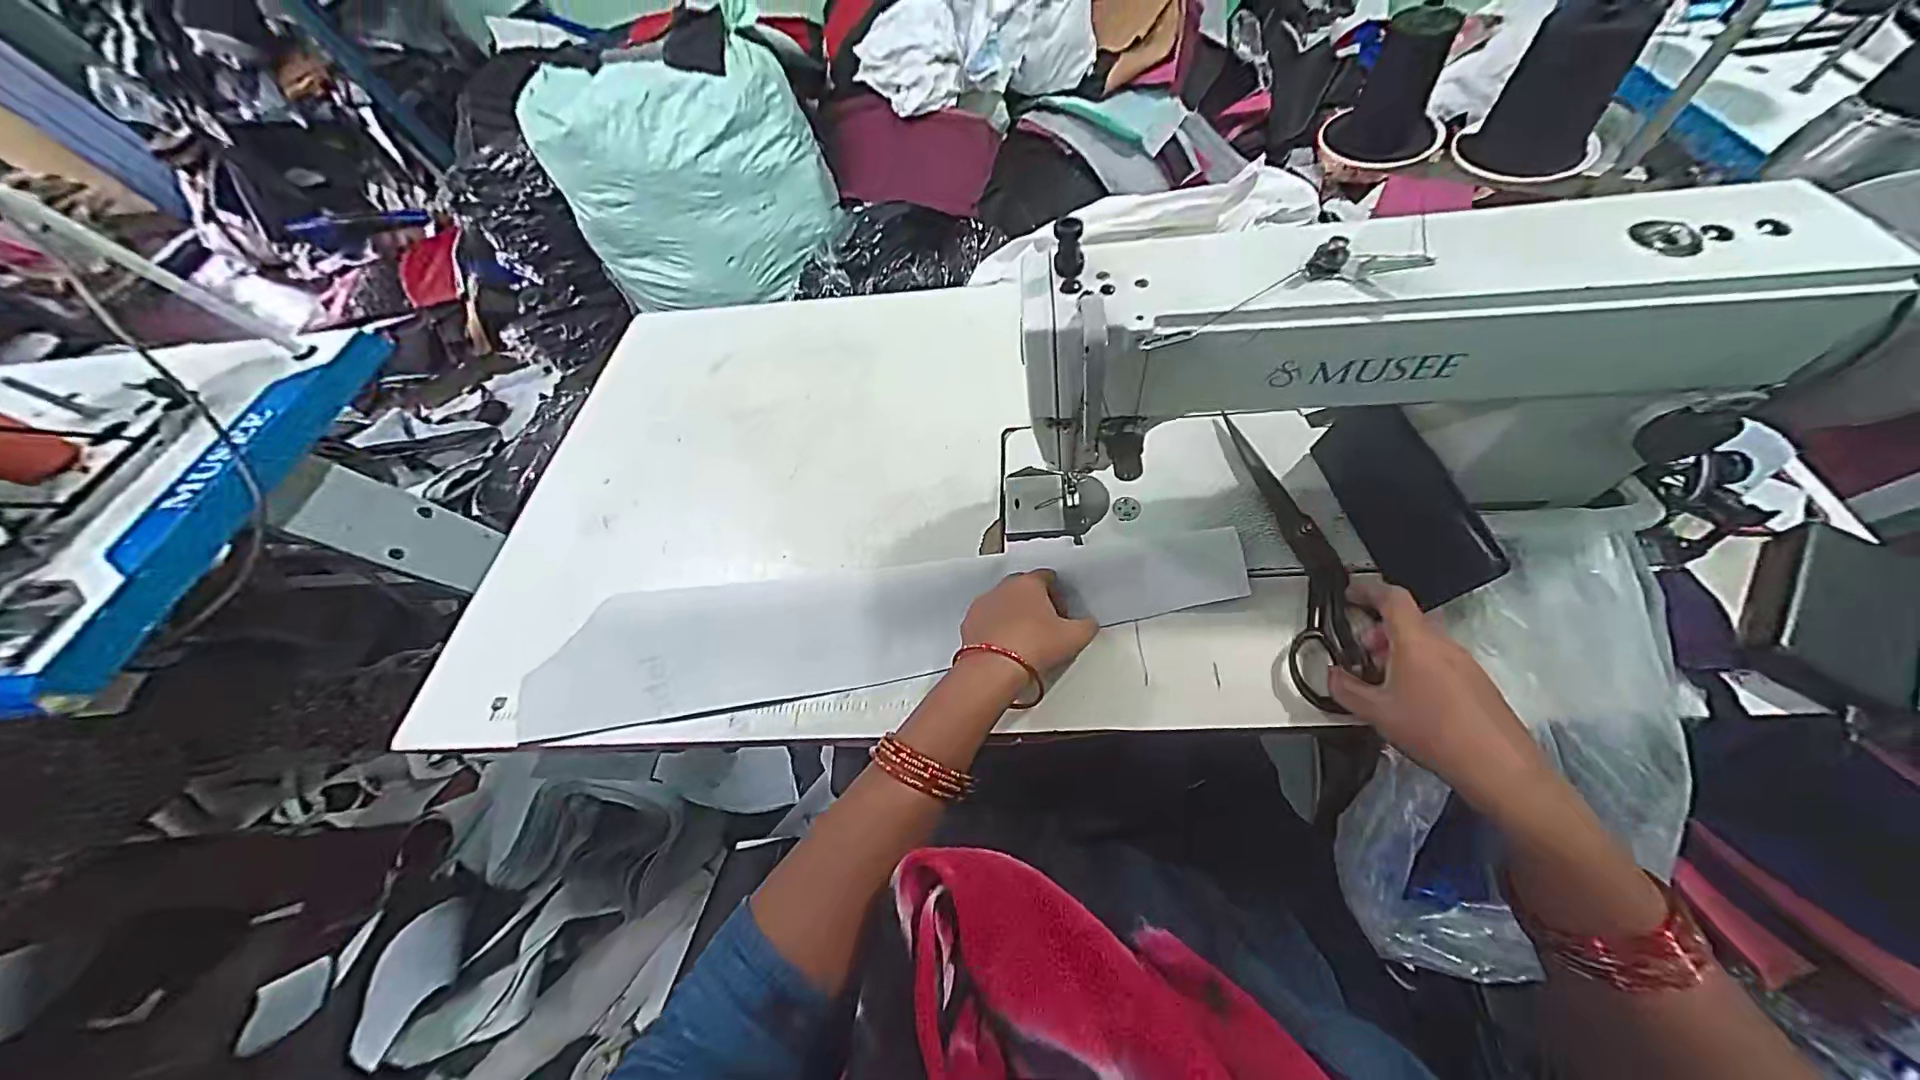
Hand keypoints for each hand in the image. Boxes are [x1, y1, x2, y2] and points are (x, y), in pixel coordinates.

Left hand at [961, 570, 1098, 674]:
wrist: (995, 668)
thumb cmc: (1031, 646)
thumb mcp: (1074, 637)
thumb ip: (1086, 625)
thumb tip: (1087, 625)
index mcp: (1029, 583)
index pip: (1047, 577)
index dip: (1058, 593)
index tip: (1062, 610)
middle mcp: (1003, 588)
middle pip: (1023, 588)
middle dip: (1035, 603)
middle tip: (1046, 625)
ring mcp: (984, 604)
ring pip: (1003, 603)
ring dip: (1014, 615)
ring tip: (1026, 639)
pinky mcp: (970, 623)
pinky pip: (987, 621)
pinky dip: (996, 629)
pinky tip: (1007, 646)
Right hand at [1327, 581, 1552, 818]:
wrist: (1499, 767)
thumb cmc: (1434, 731)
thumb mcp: (1375, 712)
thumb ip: (1345, 688)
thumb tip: (1333, 676)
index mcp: (1416, 642)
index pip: (1393, 597)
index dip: (1368, 589)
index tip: (1351, 593)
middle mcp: (1444, 645)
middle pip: (1408, 620)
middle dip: (1378, 630)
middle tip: (1361, 653)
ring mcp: (1465, 663)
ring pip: (1424, 641)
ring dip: (1398, 650)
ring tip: (1381, 680)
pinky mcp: (1477, 683)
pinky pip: (1440, 660)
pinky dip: (1418, 666)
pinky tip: (1409, 697)